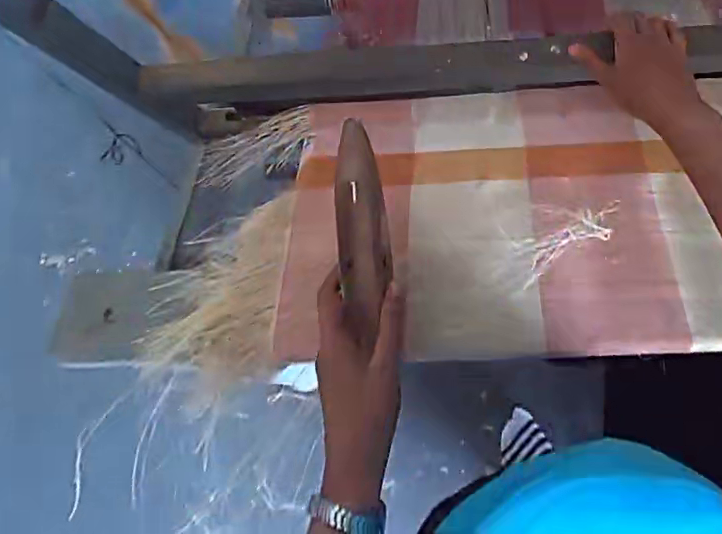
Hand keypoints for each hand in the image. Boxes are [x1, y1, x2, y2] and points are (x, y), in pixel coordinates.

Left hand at [315, 265, 405, 510]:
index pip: (325, 296)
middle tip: (379, 274)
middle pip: (334, 309)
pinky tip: (383, 336)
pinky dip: (362, 331)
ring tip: (386, 300)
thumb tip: (395, 284)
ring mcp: (331, 366)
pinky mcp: (339, 380)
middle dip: (353, 289)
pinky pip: (347, 344)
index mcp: (332, 341)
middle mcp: (326, 349)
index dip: (335, 273)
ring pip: (342, 328)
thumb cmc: (368, 411)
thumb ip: (391, 325)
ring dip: (359, 311)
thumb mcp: (386, 365)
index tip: (356, 257)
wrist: (353, 463)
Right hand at [570, 12, 706, 132]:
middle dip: (628, 18)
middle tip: (621, 27)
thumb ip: (591, 61)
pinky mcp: (681, 51)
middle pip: (638, 17)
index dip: (611, 19)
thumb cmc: (636, 95)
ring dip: (648, 20)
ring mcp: (666, 42)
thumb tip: (572, 46)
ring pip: (657, 21)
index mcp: (628, 41)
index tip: (605, 26)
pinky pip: (676, 31)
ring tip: (642, 27)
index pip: (619, 19)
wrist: (673, 108)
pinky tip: (665, 29)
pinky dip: (668, 26)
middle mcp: (648, 36)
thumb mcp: (608, 80)